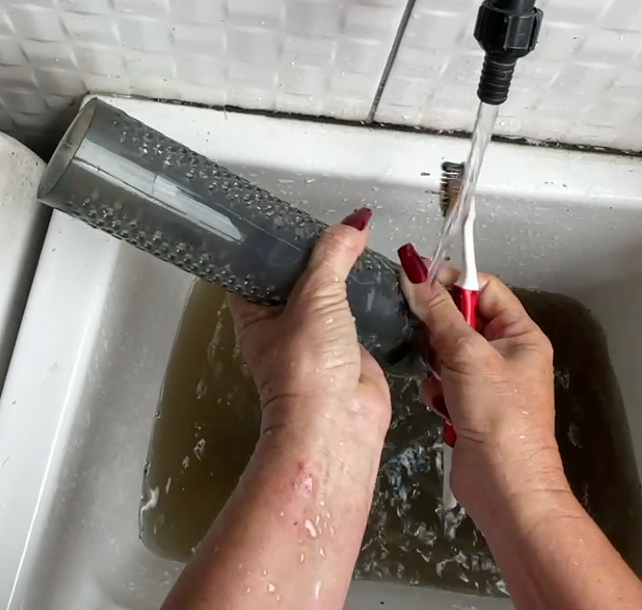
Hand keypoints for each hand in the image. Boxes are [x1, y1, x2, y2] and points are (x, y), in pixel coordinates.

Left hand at [228, 209, 391, 452]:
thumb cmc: (307, 363)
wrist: (339, 425)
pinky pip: (359, 312)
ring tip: (365, 240)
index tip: (294, 217)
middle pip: (300, 276)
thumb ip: (334, 255)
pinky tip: (385, 274)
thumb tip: (356, 221)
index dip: (273, 242)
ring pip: (332, 294)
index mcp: (256, 310)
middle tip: (340, 223)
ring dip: (348, 274)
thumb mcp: (315, 295)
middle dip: (319, 254)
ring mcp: (318, 336)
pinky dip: (371, 296)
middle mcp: (283, 321)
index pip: (258, 266)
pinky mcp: (351, 348)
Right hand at [397, 247, 571, 524]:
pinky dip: (435, 385)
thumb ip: (437, 311)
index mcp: (519, 333)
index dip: (451, 280)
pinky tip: (439, 402)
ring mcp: (486, 379)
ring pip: (445, 347)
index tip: (416, 279)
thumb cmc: (499, 415)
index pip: (483, 287)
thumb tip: (412, 271)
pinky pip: (441, 376)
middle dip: (437, 326)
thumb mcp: (466, 353)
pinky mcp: (468, 402)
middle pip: (459, 316)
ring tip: (437, 376)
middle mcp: (505, 352)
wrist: (505, 487)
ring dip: (434, 360)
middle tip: (424, 335)